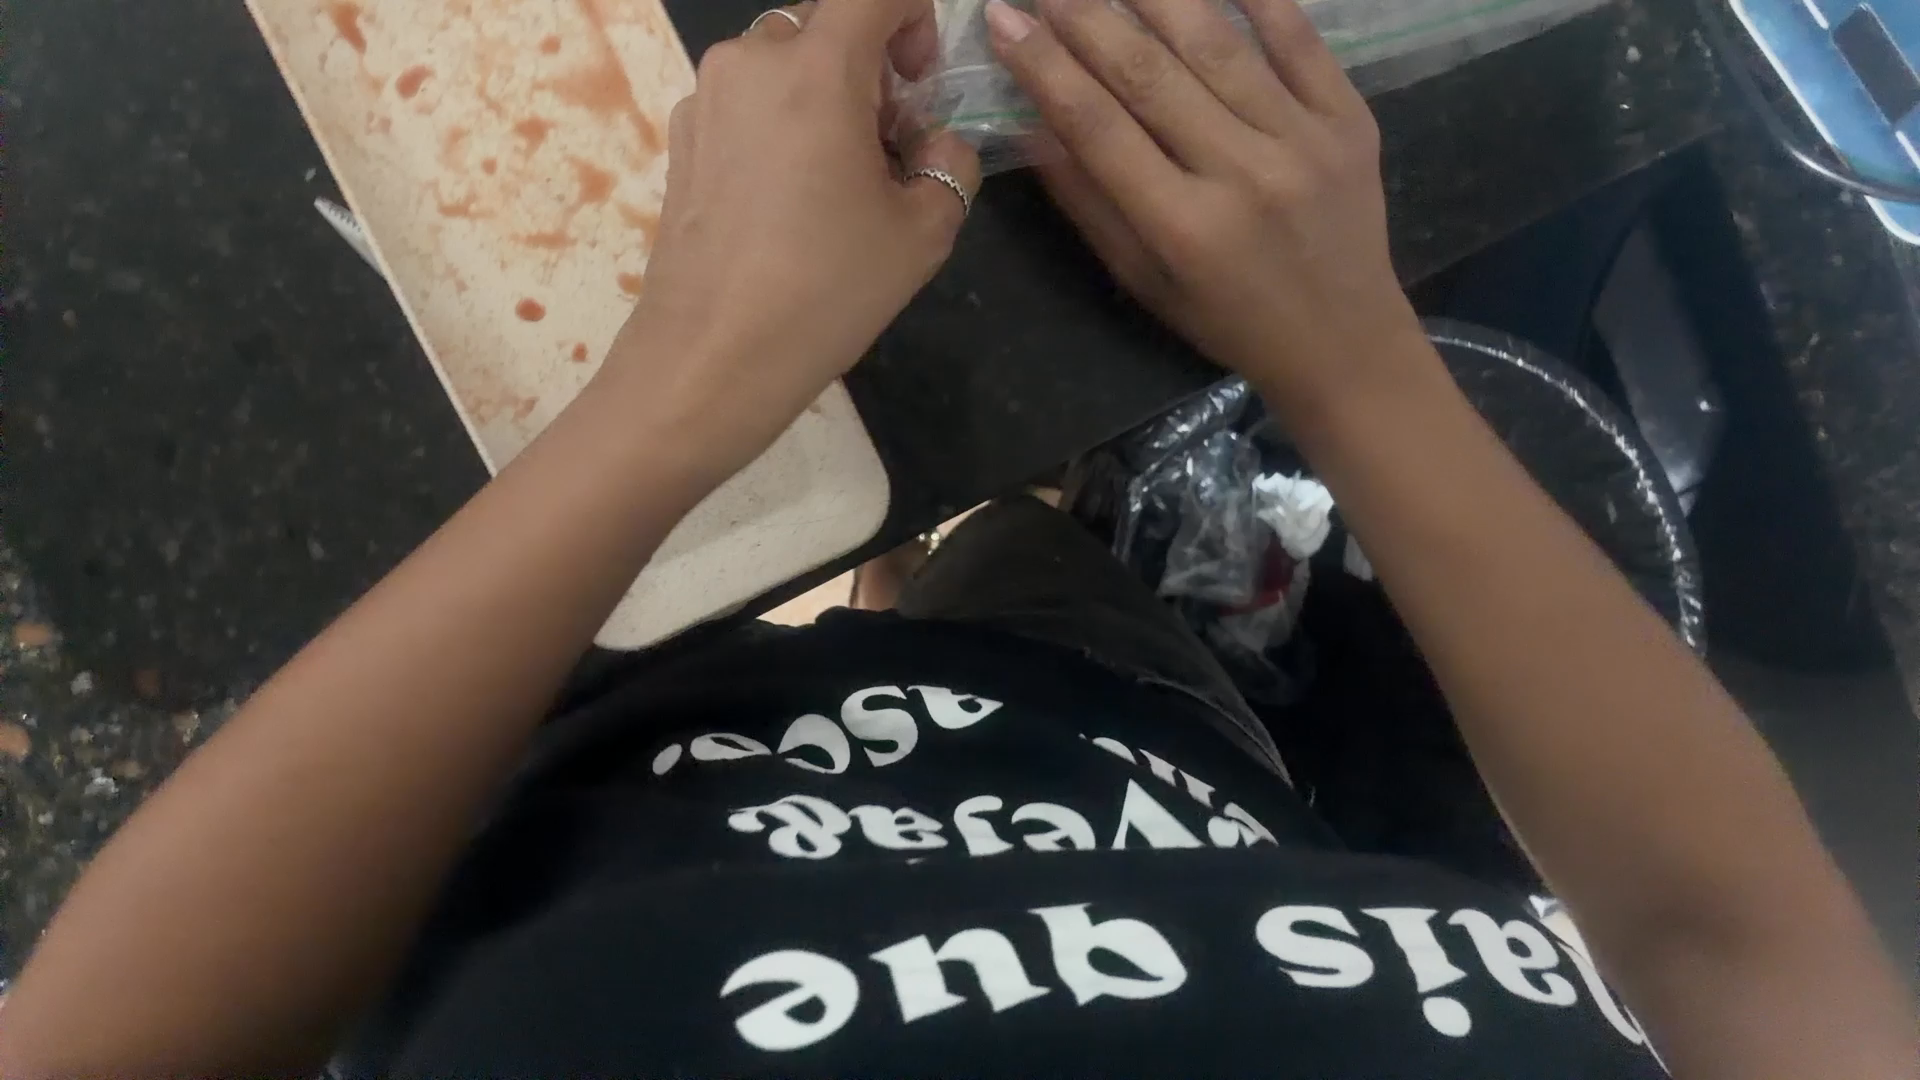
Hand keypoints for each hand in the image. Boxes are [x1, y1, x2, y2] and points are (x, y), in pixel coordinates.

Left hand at [607, 0, 980, 464]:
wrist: (715, 356)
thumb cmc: (827, 292)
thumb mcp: (922, 237)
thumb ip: (950, 169)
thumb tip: (937, 146)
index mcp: (817, 69)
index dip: (913, 17)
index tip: (921, 82)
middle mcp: (750, 61)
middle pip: (826, 28)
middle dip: (871, 74)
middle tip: (889, 154)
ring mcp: (705, 100)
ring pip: (782, 69)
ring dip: (824, 103)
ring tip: (837, 190)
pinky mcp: (682, 143)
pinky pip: (746, 108)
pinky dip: (782, 130)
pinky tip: (788, 209)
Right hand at [984, 0, 1425, 403]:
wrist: (1338, 338)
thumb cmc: (1225, 321)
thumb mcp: (1146, 283)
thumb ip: (1093, 208)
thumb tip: (1037, 132)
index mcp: (1182, 228)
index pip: (1098, 128)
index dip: (1044, 68)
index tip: (1005, 19)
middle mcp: (1241, 174)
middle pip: (1149, 75)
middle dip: (1086, 16)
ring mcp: (1302, 139)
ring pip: (1216, 42)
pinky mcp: (1349, 117)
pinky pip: (1297, 37)